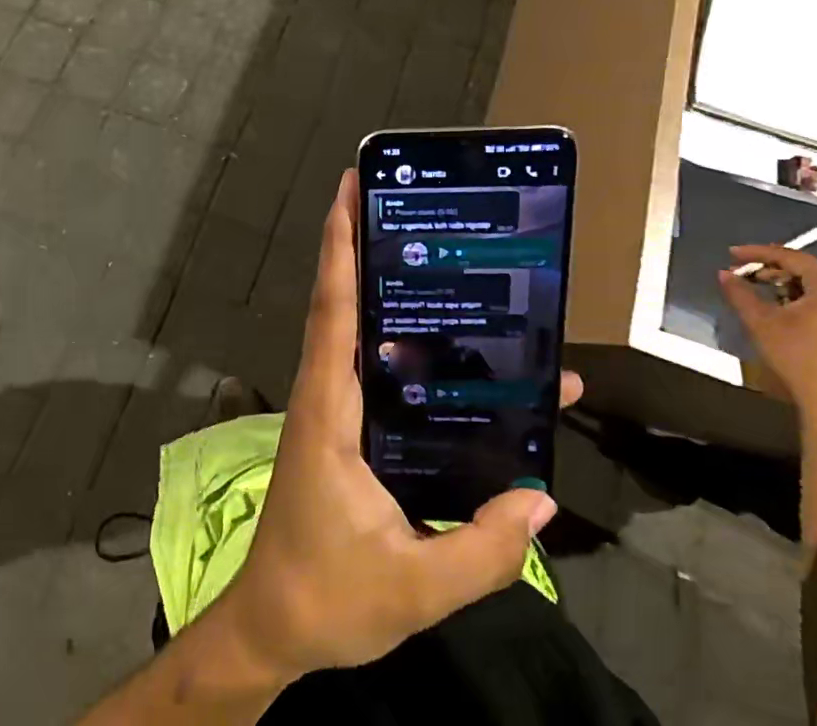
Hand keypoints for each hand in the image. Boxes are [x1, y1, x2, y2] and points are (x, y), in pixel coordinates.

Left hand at [212, 170, 583, 683]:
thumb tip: (541, 499)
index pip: (332, 311)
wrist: (274, 628)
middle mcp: (324, 397)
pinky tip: (450, 353)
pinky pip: (372, 373)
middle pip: (342, 305)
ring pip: (358, 335)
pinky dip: (401, 348)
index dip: (339, 245)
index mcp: (327, 412)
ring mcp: (331, 413)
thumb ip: (483, 547)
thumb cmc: (326, 599)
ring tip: (440, 259)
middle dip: (364, 247)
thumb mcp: (415, 587)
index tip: (349, 187)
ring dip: (387, 293)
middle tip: (406, 203)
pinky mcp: (343, 433)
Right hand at [718, 244, 816, 425]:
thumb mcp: (762, 323)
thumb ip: (740, 293)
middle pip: (810, 272)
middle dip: (774, 273)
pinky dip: (811, 303)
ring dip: (792, 289)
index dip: (758, 254)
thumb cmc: (800, 359)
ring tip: (765, 297)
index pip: (792, 258)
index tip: (732, 254)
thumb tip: (724, 274)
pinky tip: (791, 315)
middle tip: (744, 278)